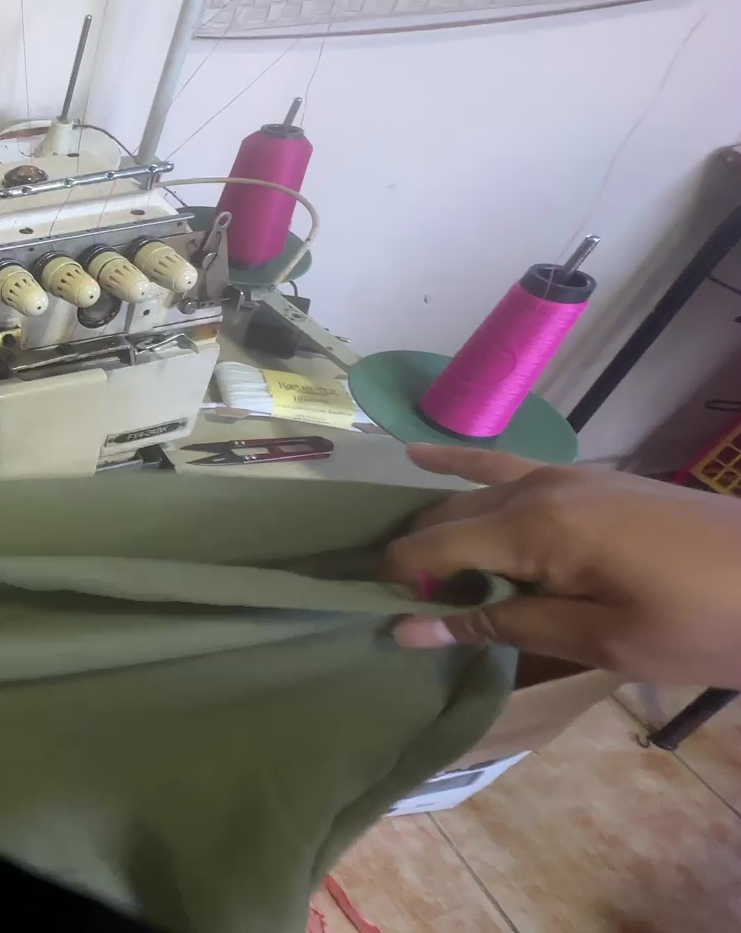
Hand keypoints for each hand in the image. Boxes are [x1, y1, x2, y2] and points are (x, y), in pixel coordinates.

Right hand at [384, 445, 740, 685]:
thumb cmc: (718, 625)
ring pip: (465, 499)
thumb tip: (405, 630)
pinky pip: (499, 462)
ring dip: (439, 531)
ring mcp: (557, 476)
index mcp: (534, 528)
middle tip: (425, 606)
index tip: (390, 612)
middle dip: (418, 561)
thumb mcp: (608, 642)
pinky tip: (416, 455)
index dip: (399, 579)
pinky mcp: (582, 477)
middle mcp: (531, 490)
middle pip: (442, 521)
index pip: (430, 548)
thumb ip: (499, 625)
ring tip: (435, 570)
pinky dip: (453, 462)